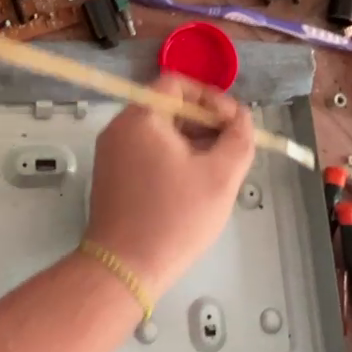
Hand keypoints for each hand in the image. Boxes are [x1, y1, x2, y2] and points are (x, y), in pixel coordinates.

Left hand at [84, 76, 254, 295]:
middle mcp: (119, 128)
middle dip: (204, 124)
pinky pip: (146, 153)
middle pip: (168, 108)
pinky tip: (191, 187)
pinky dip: (171, 160)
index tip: (232, 124)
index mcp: (141, 117)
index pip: (177, 83)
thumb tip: (241, 119)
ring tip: (215, 172)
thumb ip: (239, 137)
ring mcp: (110, 153)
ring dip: (191, 144)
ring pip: (158, 133)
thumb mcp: (222, 176)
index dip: (210, 98)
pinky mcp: (110, 177)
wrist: (125, 268)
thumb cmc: (174, 218)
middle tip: (229, 150)